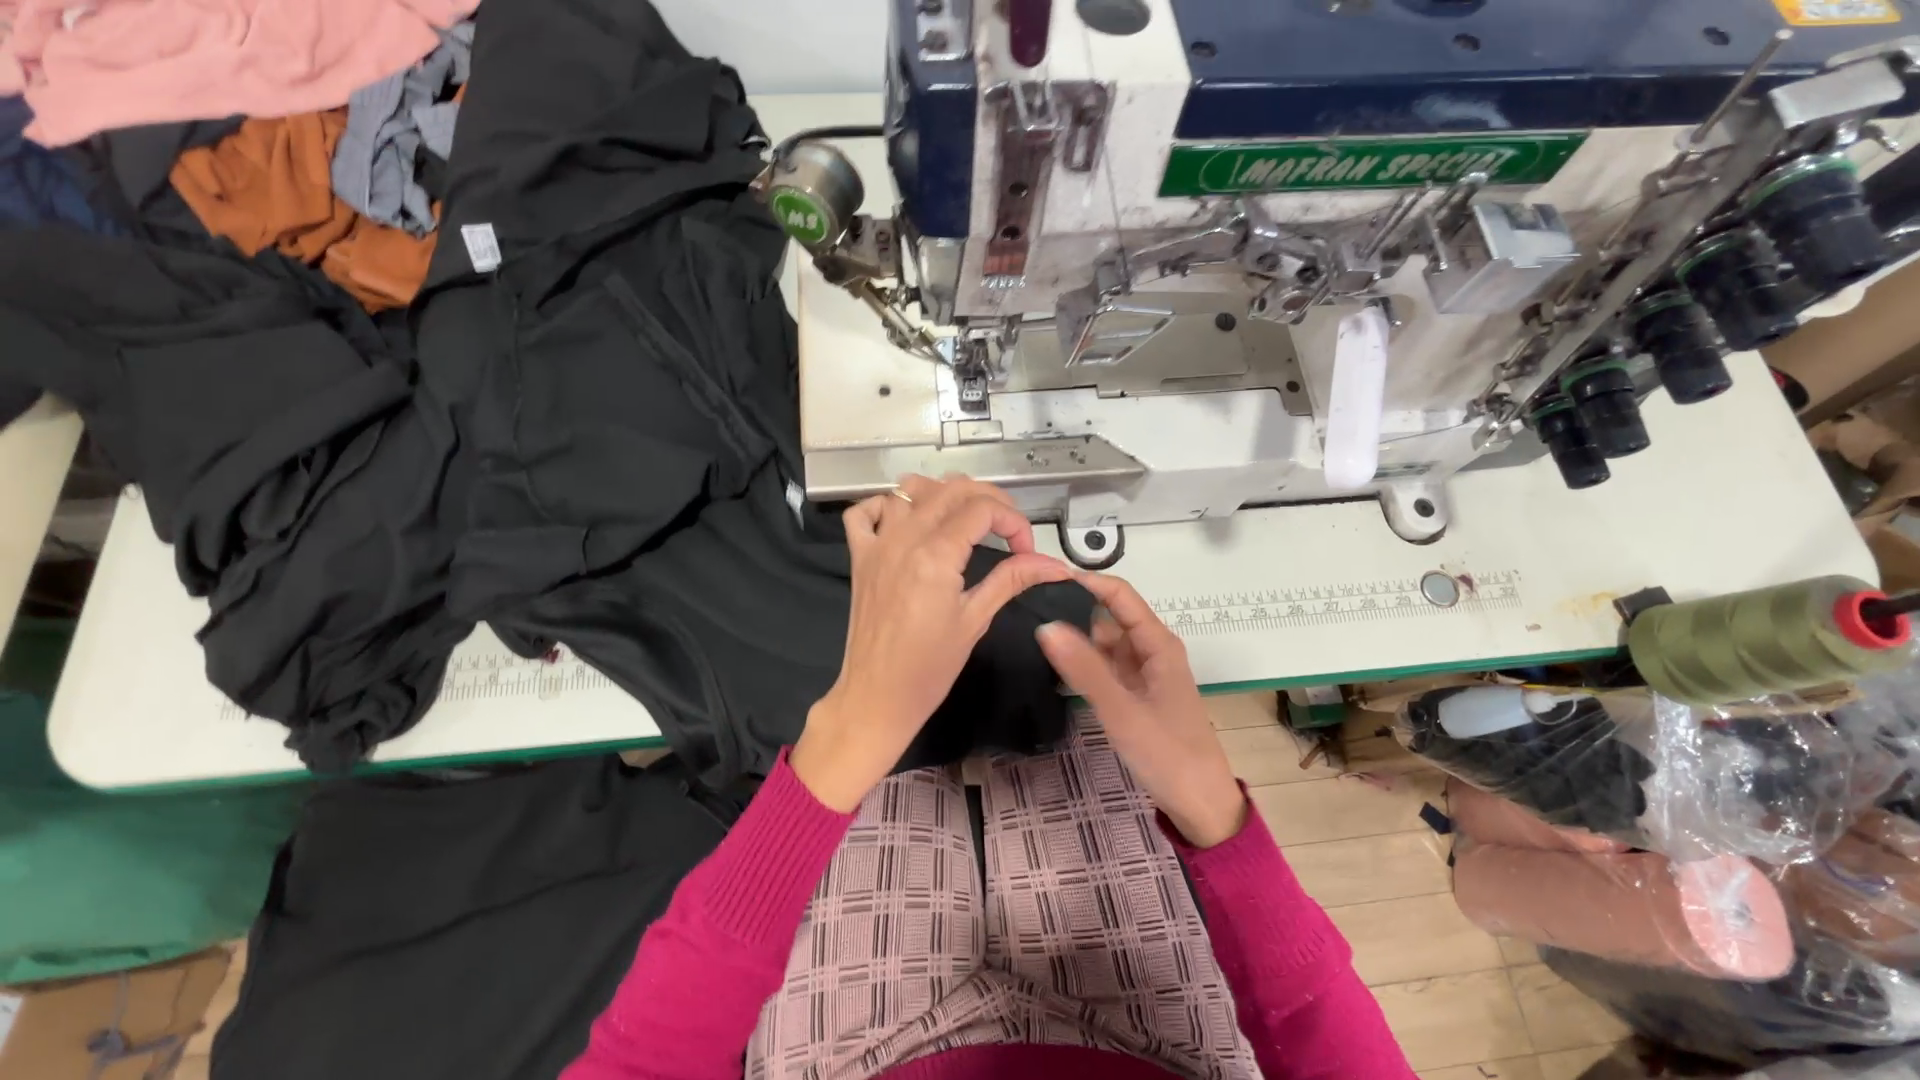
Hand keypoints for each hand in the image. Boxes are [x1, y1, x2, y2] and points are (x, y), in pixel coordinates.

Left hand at [791, 475, 1072, 810]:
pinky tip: (907, 522)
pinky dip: (885, 505)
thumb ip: (1012, 580)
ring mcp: (877, 544)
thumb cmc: (929, 667)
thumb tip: (1057, 565)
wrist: (877, 696)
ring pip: (909, 490)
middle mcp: (904, 538)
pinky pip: (863, 512)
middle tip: (1006, 531)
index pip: (983, 509)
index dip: (1013, 521)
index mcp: (936, 555)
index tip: (1025, 551)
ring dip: (941, 494)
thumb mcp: (976, 620)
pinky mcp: (859, 557)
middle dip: (988, 500)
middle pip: (952, 489)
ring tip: (963, 519)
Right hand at [1036, 573, 1247, 847]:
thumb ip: (1084, 669)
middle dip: (1073, 610)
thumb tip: (1045, 625)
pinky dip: (1082, 666)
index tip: (1042, 578)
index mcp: (1158, 645)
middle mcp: (1151, 652)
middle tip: (1024, 610)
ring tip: (1029, 634)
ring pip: (1104, 644)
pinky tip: (1053, 669)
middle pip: (1109, 617)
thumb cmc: (1168, 754)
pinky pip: (1105, 669)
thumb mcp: (1122, 711)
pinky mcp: (1135, 697)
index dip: (1085, 582)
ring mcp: (1143, 675)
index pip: (1119, 595)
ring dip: (1075, 640)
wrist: (1200, 805)